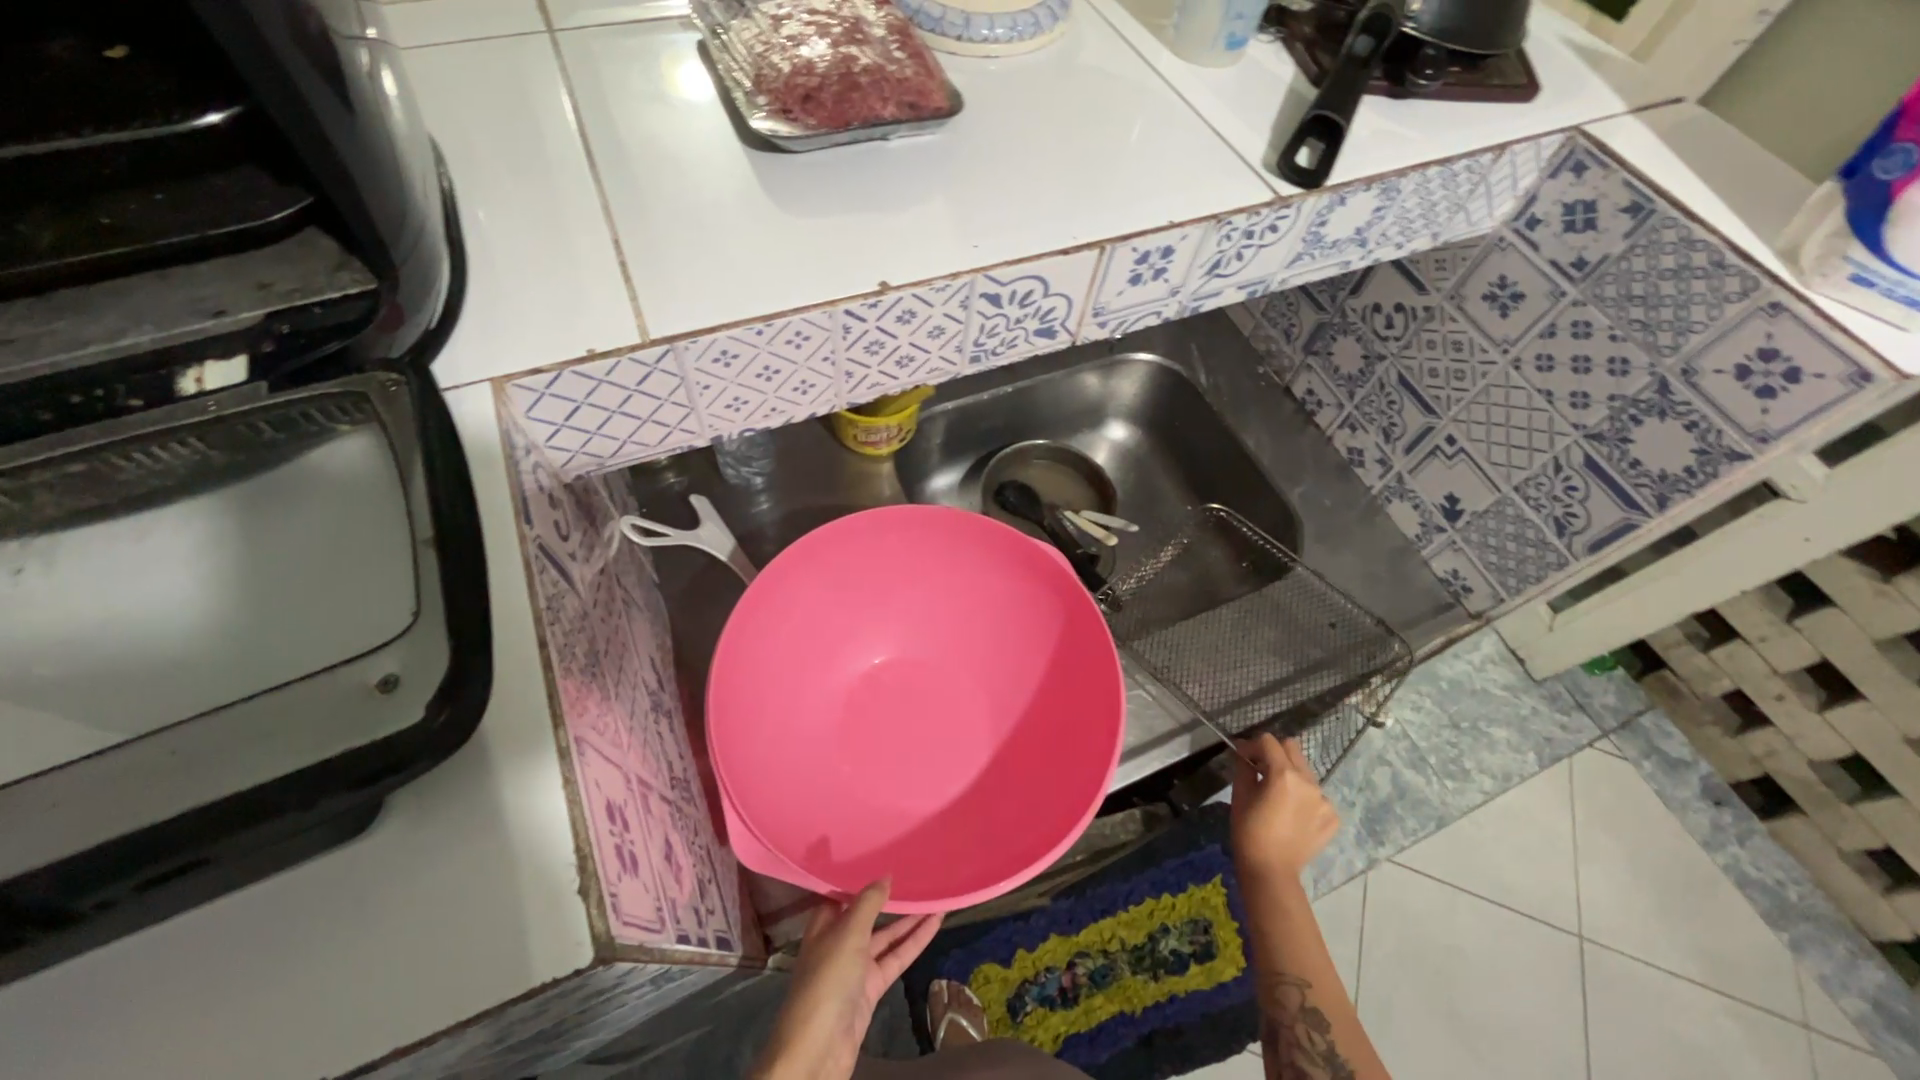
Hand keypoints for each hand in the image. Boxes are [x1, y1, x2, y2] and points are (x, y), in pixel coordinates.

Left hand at [752, 880, 943, 1079]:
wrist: (819, 1048)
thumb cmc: (827, 981)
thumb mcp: (847, 935)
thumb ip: (868, 904)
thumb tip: (886, 875)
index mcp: (823, 925)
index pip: (842, 894)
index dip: (861, 877)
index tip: (883, 854)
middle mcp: (838, 942)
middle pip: (867, 914)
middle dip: (890, 897)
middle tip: (916, 872)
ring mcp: (856, 967)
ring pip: (886, 936)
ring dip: (909, 919)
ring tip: (936, 895)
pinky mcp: (872, 988)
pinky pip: (896, 958)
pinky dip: (914, 942)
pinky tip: (934, 924)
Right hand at [1229, 734, 1338, 883]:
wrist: (1271, 871)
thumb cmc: (1249, 833)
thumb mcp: (1240, 796)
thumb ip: (1244, 767)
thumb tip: (1244, 752)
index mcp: (1284, 775)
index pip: (1269, 742)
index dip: (1253, 746)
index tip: (1244, 758)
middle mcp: (1309, 782)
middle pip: (1292, 749)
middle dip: (1274, 753)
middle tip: (1261, 771)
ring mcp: (1325, 800)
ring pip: (1306, 773)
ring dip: (1290, 776)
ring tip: (1278, 798)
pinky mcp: (1333, 816)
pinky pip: (1317, 796)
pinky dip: (1303, 799)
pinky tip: (1293, 816)